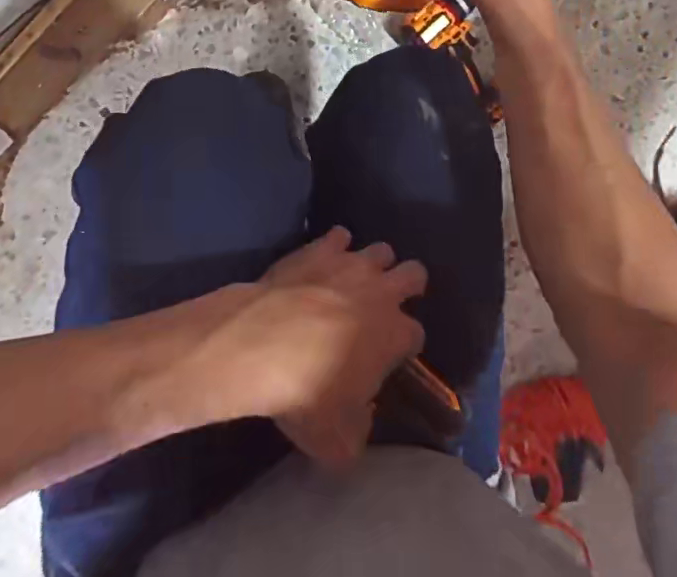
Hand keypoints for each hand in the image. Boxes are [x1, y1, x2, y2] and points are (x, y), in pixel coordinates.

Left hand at [200, 228, 426, 466]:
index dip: (404, 344)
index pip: (416, 334)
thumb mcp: (337, 441)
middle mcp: (381, 293)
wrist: (261, 345)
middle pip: (414, 274)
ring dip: (374, 263)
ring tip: (356, 278)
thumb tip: (361, 418)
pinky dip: (335, 245)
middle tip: (387, 303)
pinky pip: (338, 236)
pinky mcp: (320, 248)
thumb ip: (359, 431)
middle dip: (407, 286)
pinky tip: (323, 259)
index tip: (389, 354)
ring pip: (381, 250)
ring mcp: (350, 265)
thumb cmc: (305, 394)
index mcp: (394, 335)